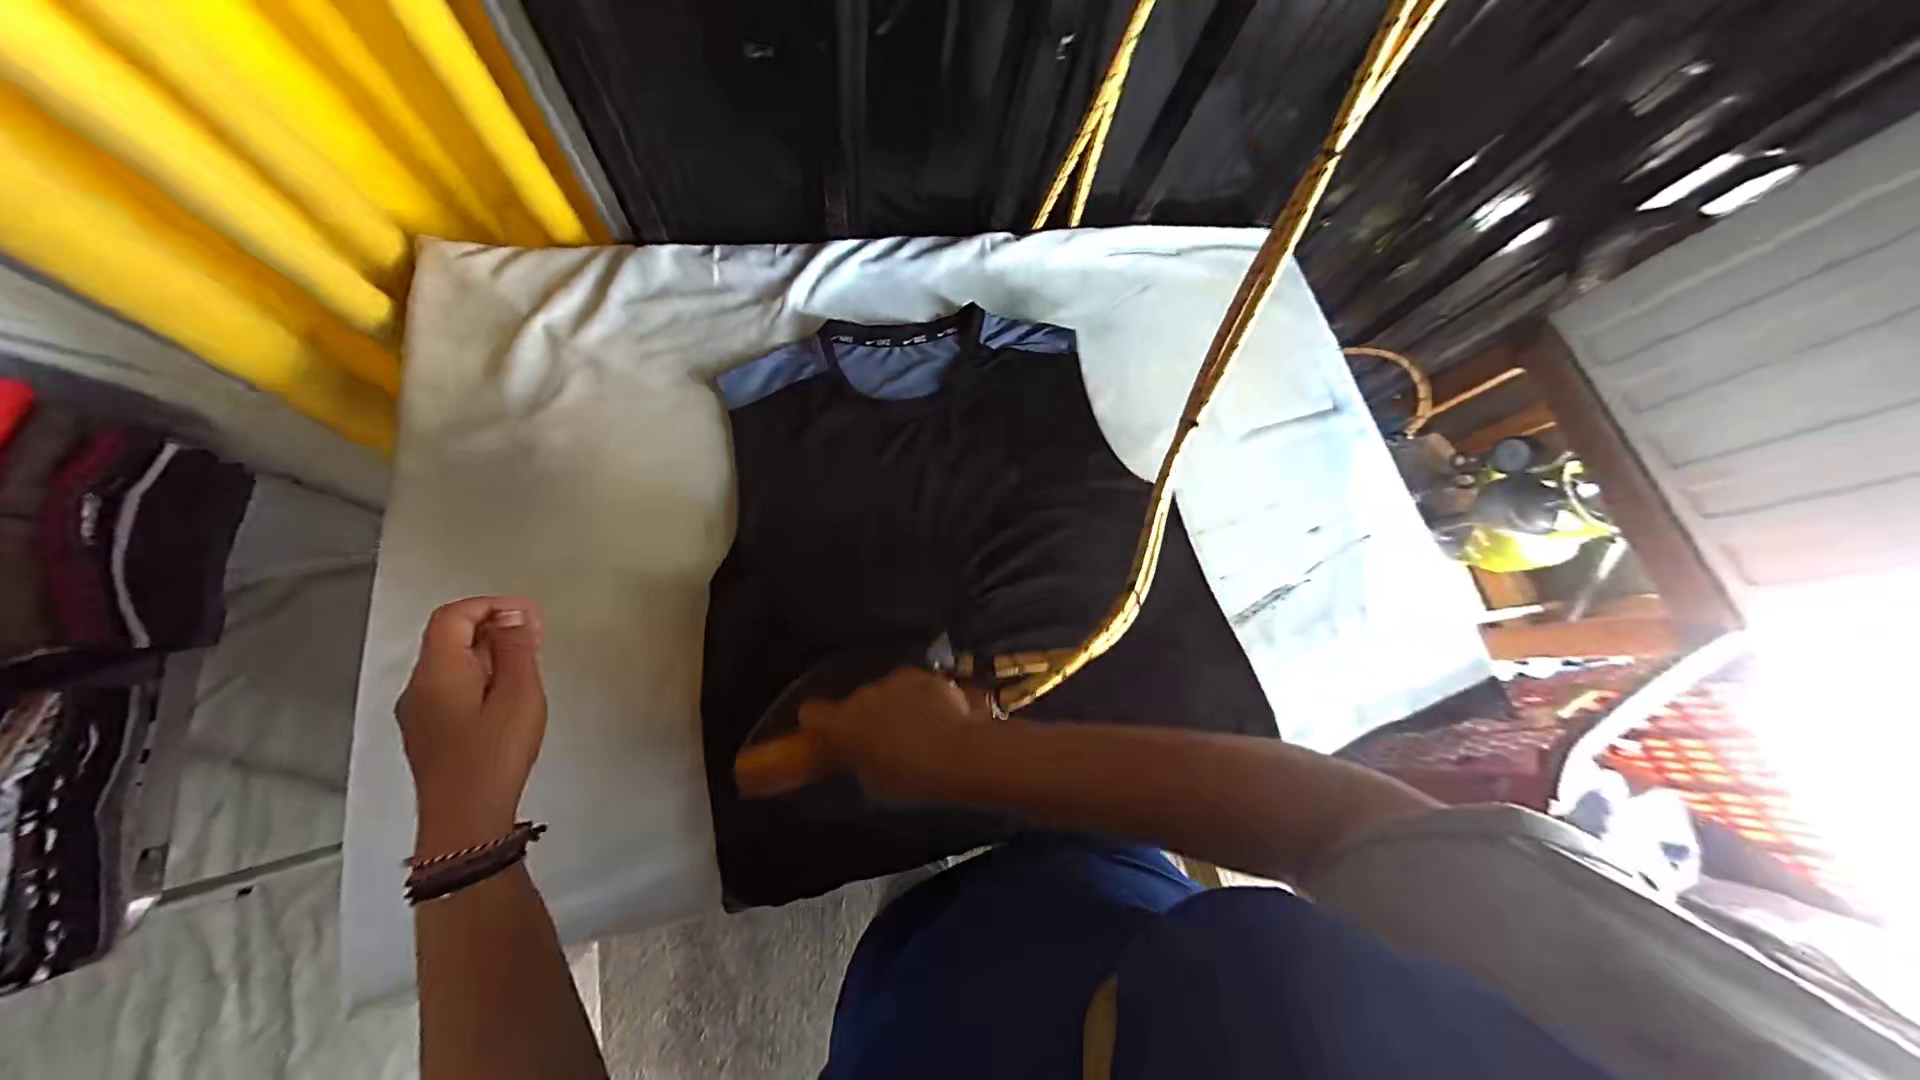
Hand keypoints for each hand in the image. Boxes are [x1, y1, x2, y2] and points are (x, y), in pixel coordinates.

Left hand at [397, 597, 547, 858]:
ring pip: (452, 662)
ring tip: (529, 659)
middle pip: (449, 637)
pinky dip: (481, 673)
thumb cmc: (494, 754)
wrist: (465, 816)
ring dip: (489, 650)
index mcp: (437, 671)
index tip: (526, 613)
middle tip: (534, 632)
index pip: (453, 616)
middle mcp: (419, 686)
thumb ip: (515, 648)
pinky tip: (509, 690)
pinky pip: (452, 685)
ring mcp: (420, 711)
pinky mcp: (429, 731)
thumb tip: (511, 616)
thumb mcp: (519, 692)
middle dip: (493, 626)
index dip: (490, 605)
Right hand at [793, 668, 994, 801]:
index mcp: (845, 723)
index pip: (811, 713)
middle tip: (884, 742)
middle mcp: (866, 696)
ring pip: (887, 693)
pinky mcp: (924, 676)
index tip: (823, 731)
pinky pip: (914, 686)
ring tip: (917, 733)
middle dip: (866, 719)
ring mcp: (896, 682)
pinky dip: (921, 699)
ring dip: (895, 708)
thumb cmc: (917, 776)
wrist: (961, 754)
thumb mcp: (875, 784)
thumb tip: (860, 759)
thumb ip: (859, 764)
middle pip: (856, 704)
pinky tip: (936, 720)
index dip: (817, 722)